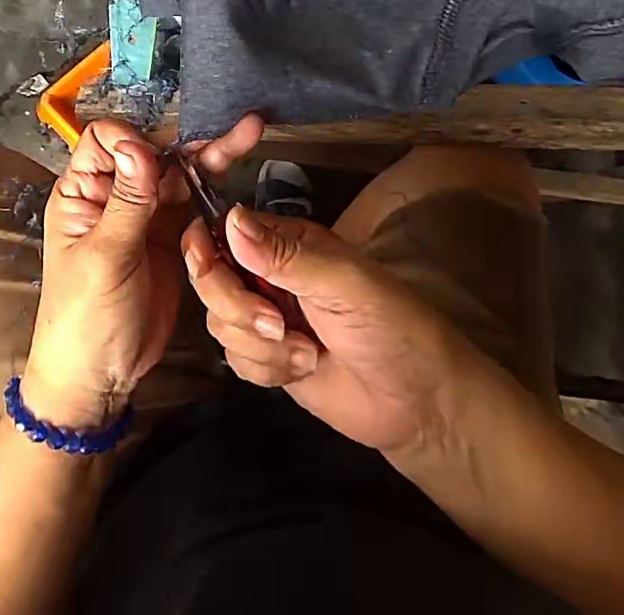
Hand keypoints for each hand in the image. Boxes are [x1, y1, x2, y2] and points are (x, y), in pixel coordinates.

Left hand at [24, 116, 262, 428]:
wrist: (101, 375)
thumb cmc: (84, 317)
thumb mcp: (104, 258)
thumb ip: (127, 202)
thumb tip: (137, 146)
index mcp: (81, 192)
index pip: (105, 141)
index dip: (133, 141)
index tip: (156, 159)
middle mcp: (112, 194)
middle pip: (151, 152)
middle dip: (188, 140)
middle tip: (236, 128)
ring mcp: (144, 214)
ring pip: (177, 174)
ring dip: (210, 156)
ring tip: (248, 135)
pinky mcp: (170, 235)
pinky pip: (193, 203)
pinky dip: (214, 188)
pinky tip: (236, 172)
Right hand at [183, 207, 479, 457]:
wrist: (418, 403)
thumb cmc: (391, 326)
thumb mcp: (343, 283)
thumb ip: (285, 255)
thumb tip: (230, 219)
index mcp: (286, 242)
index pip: (223, 231)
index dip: (205, 247)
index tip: (206, 264)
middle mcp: (267, 274)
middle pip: (210, 279)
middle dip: (237, 306)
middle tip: (276, 324)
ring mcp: (264, 317)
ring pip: (218, 322)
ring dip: (260, 345)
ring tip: (307, 353)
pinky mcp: (265, 358)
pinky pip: (233, 359)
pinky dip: (265, 369)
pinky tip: (302, 370)